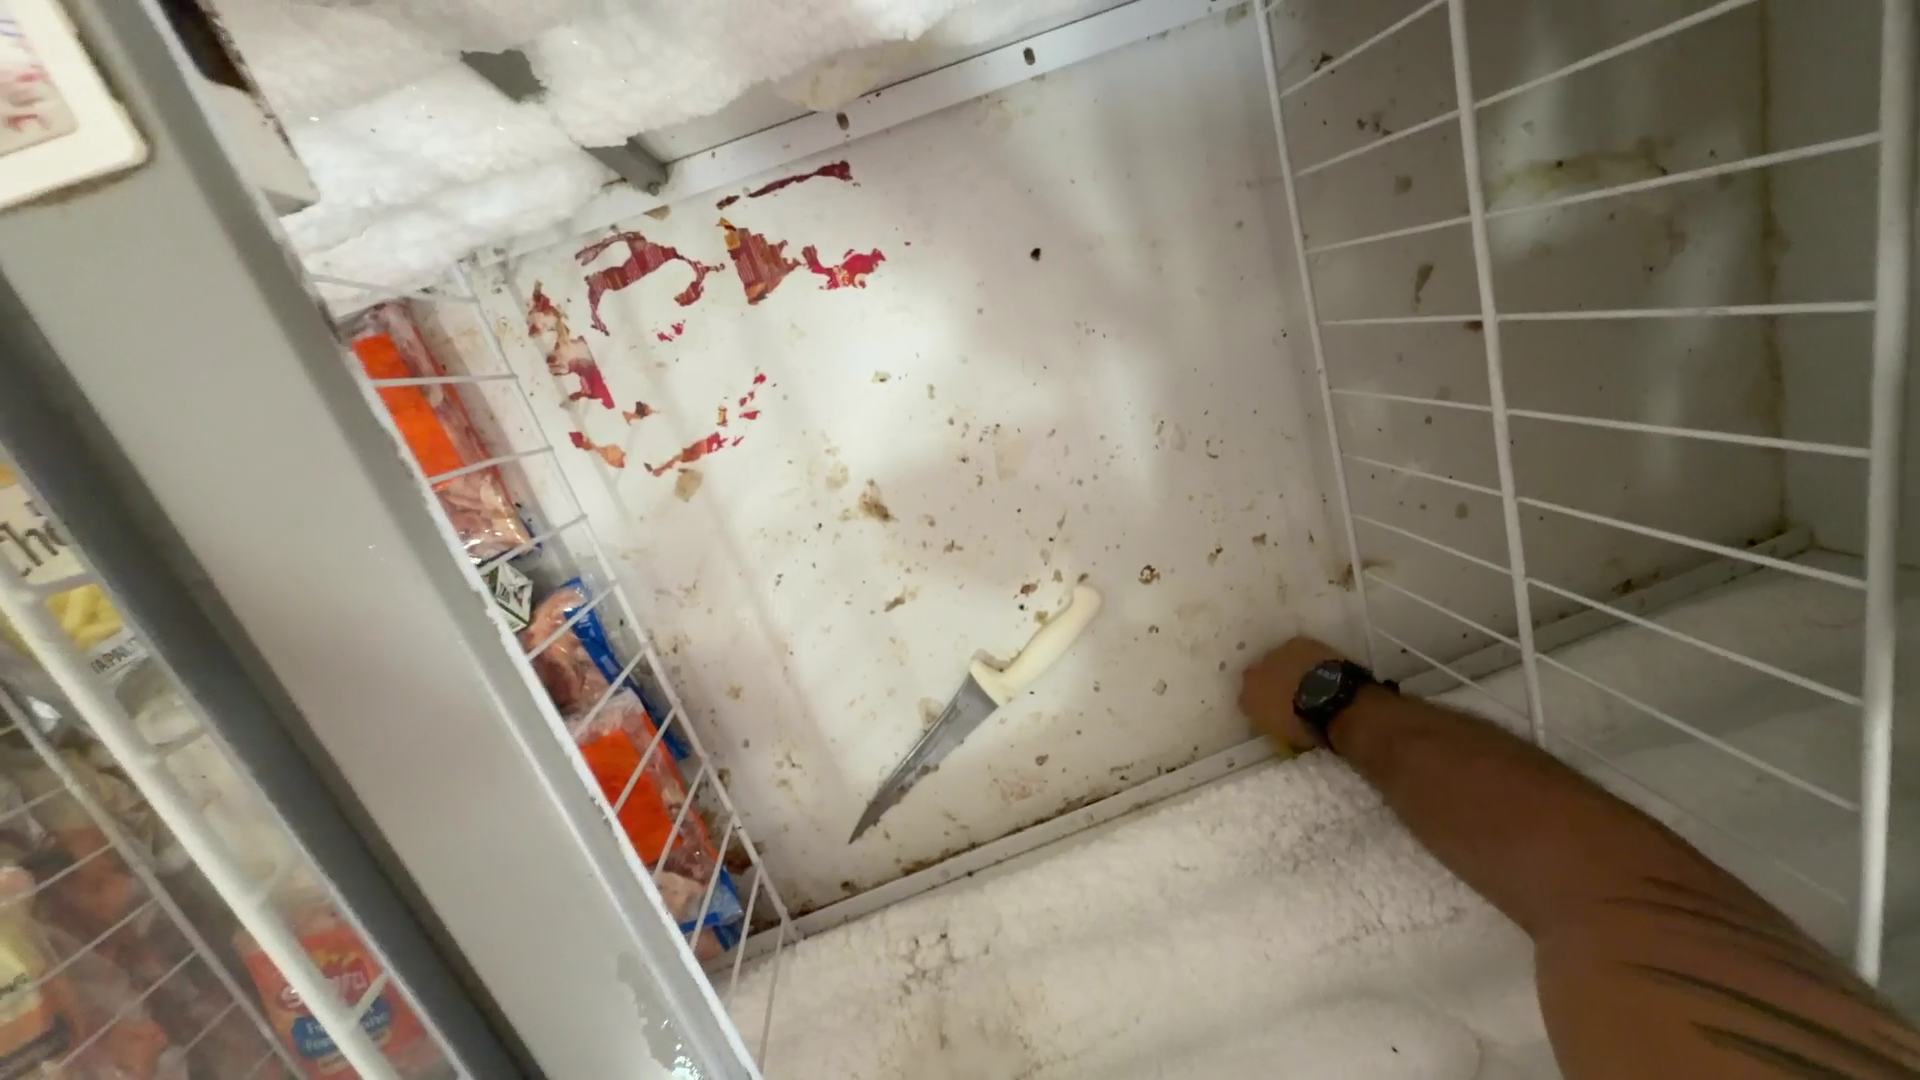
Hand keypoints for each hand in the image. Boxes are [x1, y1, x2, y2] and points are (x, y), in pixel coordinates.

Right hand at [1238, 635, 1349, 750]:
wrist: (1329, 700)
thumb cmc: (1305, 726)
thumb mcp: (1285, 735)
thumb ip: (1274, 722)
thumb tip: (1277, 719)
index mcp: (1247, 699)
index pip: (1246, 702)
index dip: (1261, 705)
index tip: (1275, 711)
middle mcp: (1252, 674)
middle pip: (1257, 677)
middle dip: (1269, 683)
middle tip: (1288, 693)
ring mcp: (1273, 656)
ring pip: (1275, 661)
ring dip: (1285, 668)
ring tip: (1305, 678)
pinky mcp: (1295, 643)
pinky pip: (1296, 650)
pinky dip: (1303, 657)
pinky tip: (1316, 665)